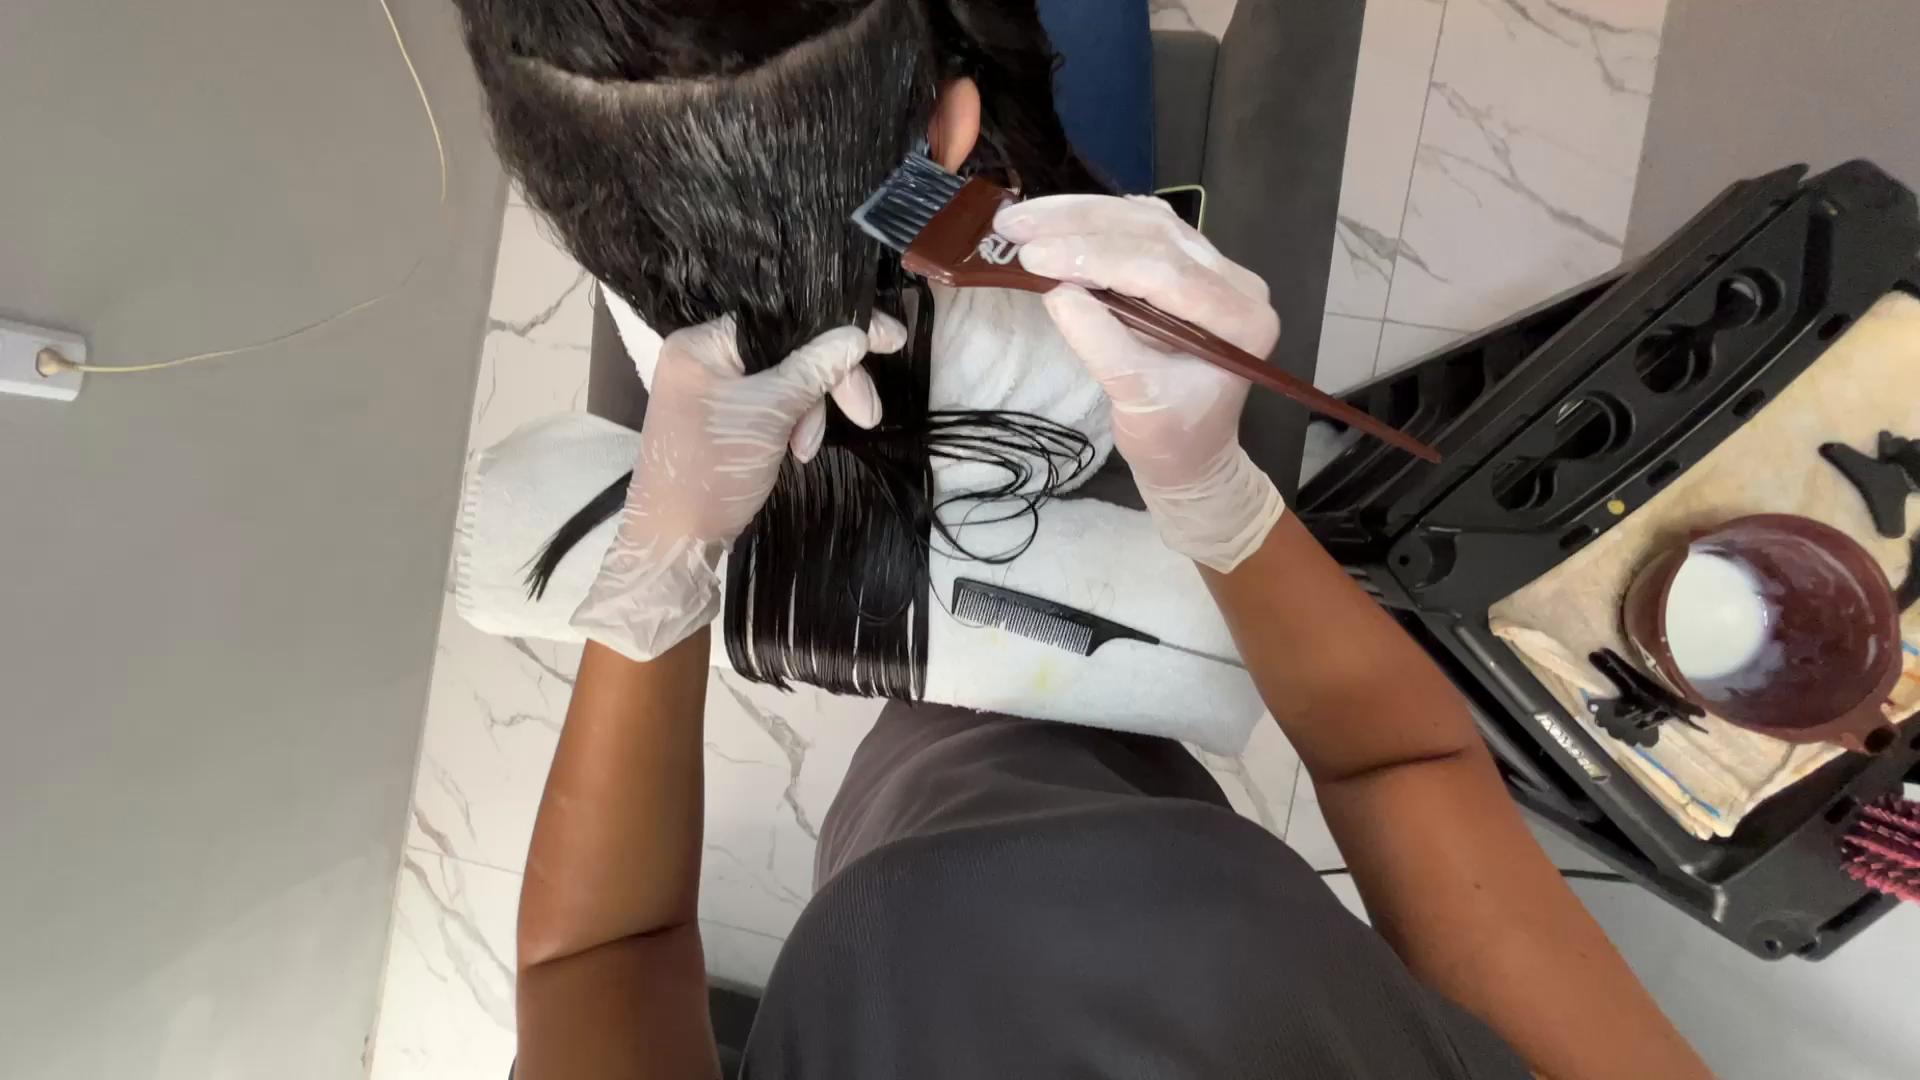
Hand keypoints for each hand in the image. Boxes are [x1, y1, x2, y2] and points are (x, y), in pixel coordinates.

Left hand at [572, 313, 907, 660]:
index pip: (784, 318)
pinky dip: (794, 427)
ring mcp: (718, 391)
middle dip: (829, 383)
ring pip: (789, 382)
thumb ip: (815, 369)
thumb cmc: (714, 468)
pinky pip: (776, 407)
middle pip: (791, 351)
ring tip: (806, 450)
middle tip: (867, 413)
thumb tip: (858, 334)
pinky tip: (797, 451)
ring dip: (810, 414)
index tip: (890, 338)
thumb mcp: (770, 413)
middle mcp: (709, 358)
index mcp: (705, 343)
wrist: (679, 538)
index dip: (838, 327)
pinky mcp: (730, 420)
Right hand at [994, 194, 1285, 571]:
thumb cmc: (1170, 439)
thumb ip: (1101, 343)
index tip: (1033, 255)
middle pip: (1153, 233)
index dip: (1094, 257)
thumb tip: (1055, 292)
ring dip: (1080, 215)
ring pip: (1145, 222)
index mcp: (1239, 318)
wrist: (1191, 455)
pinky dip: (1096, 222)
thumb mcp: (1135, 400)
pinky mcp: (1187, 268)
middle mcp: (1234, 282)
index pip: (1162, 270)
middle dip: (1078, 224)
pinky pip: (1143, 230)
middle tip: (1015, 225)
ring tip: (1022, 219)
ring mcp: (1213, 269)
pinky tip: (1057, 219)